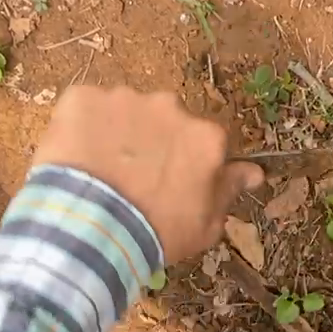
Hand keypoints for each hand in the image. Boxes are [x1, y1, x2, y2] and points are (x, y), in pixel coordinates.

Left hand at [31, 86, 262, 262]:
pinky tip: (78, 160)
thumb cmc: (158, 233)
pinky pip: (86, 109)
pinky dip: (83, 129)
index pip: (207, 143)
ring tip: (103, 173)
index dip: (191, 164)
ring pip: (126, 112)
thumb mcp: (205, 226)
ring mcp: (125, 98)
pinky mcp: (82, 98)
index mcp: (206, 138)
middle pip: (168, 121)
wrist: (94, 227)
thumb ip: (228, 192)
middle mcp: (171, 107)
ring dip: (119, 135)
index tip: (177, 184)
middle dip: (156, 143)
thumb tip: (254, 173)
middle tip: (137, 180)